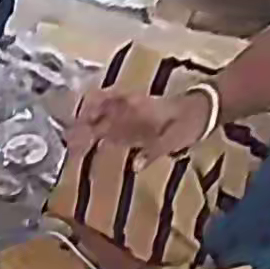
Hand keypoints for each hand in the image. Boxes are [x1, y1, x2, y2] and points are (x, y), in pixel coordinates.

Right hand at [69, 87, 214, 162]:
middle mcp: (127, 108)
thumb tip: (135, 167)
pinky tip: (84, 147)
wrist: (205, 110)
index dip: (86, 111)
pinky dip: (92, 134)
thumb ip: (154, 151)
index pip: (103, 102)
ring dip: (82, 128)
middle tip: (64, 141)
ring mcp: (127, 115)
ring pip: (97, 117)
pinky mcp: (130, 124)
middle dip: (77, 122)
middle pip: (94, 109)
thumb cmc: (189, 122)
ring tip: (68, 146)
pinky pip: (106, 126)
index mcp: (134, 106)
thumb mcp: (175, 137)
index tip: (72, 127)